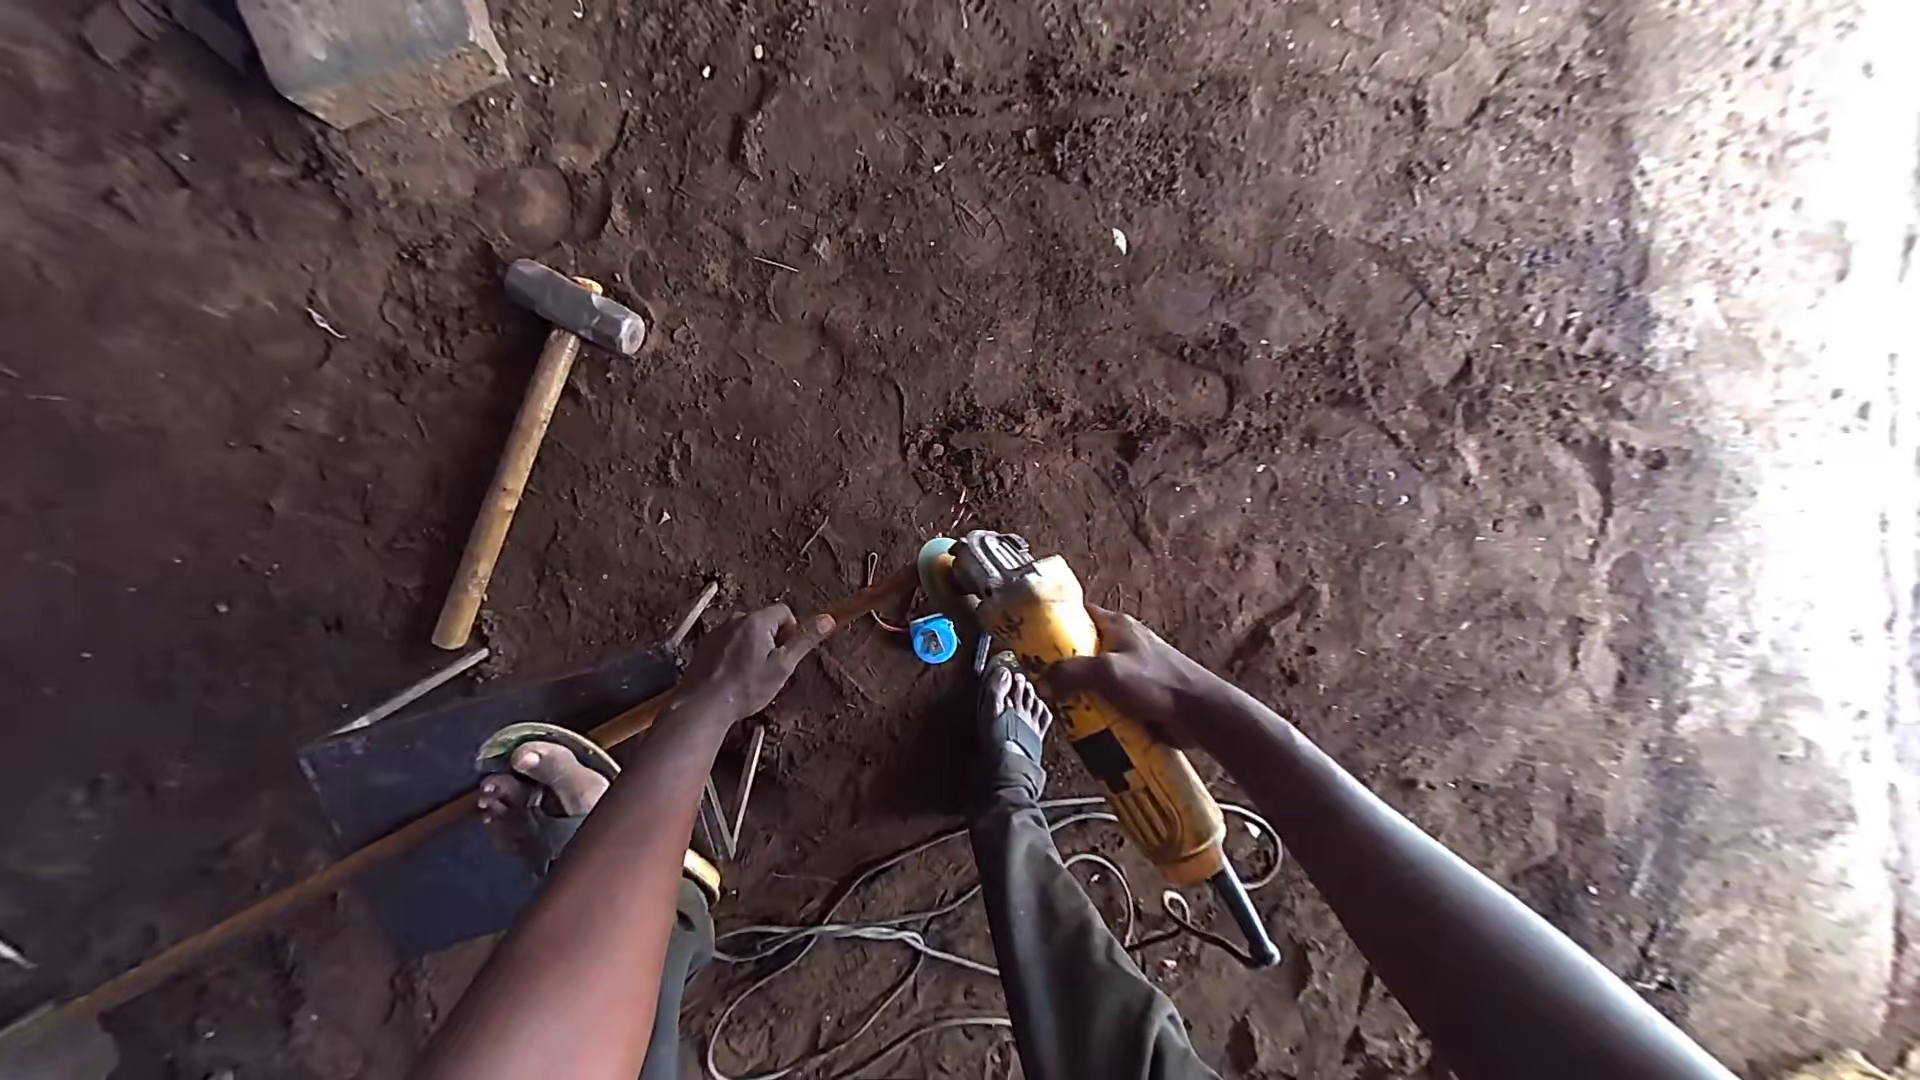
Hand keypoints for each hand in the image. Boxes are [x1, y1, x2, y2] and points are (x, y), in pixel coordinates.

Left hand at [676, 603, 833, 725]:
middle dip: (772, 640)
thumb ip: (805, 639)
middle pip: (765, 621)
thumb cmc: (747, 687)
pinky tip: (733, 676)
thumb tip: (828, 619)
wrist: (703, 706)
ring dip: (753, 647)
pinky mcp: (705, 645)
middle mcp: (735, 619)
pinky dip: (735, 654)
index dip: (791, 632)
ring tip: (750, 675)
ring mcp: (717, 632)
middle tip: (769, 668)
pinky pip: (729, 642)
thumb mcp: (783, 665)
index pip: (785, 612)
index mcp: (756, 620)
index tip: (785, 655)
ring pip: (746, 632)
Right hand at [1043, 605, 1236, 748]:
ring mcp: (1132, 670)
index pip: (1078, 614)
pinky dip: (1096, 708)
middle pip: (1082, 650)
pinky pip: (1108, 699)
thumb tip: (1042, 683)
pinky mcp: (1139, 695)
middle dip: (1062, 667)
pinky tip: (1085, 722)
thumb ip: (1071, 674)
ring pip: (1093, 678)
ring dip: (1079, 692)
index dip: (1055, 623)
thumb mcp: (1107, 672)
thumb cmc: (1158, 682)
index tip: (1032, 638)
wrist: (1200, 713)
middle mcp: (1123, 644)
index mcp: (1116, 626)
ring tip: (1061, 706)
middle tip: (1043, 681)